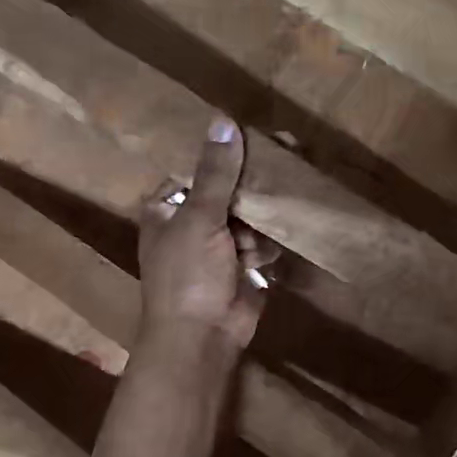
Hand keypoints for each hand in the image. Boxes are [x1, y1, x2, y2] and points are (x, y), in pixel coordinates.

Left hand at [137, 118, 278, 347]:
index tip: (264, 138)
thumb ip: (215, 173)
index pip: (201, 167)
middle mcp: (193, 222)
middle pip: (231, 190)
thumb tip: (223, 120)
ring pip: (252, 215)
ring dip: (261, 223)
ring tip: (258, 237)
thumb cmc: (188, 275)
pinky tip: (262, 259)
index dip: (230, 153)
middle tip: (288, 166)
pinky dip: (266, 247)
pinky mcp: (244, 265)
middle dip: (255, 187)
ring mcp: (219, 245)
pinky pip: (263, 241)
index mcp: (168, 207)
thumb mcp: (199, 218)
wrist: (202, 337)